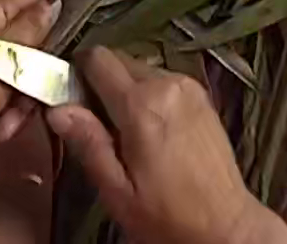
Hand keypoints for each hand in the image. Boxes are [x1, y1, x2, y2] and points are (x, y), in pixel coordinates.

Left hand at [0, 0, 59, 178]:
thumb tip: (55, 0)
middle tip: (31, 90)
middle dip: (36, 75)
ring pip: (27, 81)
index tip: (70, 32)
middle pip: (35, 47)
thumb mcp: (3, 56)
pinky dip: (7, 120)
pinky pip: (12, 105)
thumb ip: (33, 30)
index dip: (51, 13)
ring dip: (21, 105)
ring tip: (5, 120)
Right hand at [45, 47, 286, 243]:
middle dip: (103, 83)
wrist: (229, 228)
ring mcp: (186, 83)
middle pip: (118, 59)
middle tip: (102, 124)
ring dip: (127, 88)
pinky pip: (161, 76)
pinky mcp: (199, 90)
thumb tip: (57, 108)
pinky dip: (150, 92)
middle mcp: (165, 82)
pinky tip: (155, 128)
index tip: (73, 95)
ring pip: (139, 67)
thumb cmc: (171, 219)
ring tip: (131, 132)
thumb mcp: (119, 193)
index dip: (79, 72)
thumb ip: (88, 144)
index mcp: (141, 105)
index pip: (98, 58)